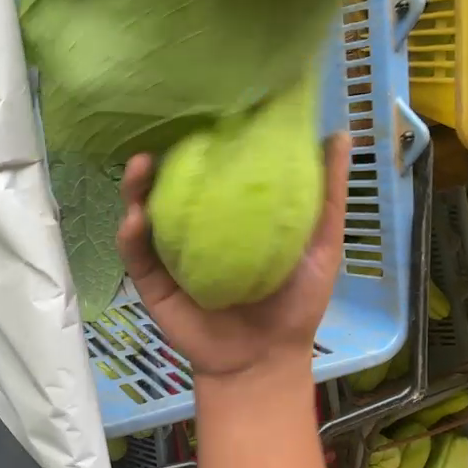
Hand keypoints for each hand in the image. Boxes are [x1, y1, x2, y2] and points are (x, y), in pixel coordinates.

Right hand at [115, 134, 351, 382]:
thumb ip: (326, 194)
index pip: (211, 168)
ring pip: (143, 212)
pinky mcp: (150, 281)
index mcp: (229, 214)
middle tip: (160, 133)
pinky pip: (135, 253)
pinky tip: (134, 218)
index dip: (202, 139)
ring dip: (135, 187)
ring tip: (139, 165)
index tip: (203, 108)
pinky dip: (129, 234)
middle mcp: (194, 227)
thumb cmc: (295, 302)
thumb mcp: (321, 243)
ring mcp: (168, 253)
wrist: (264, 359)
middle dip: (160, 157)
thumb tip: (339, 133)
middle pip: (169, 184)